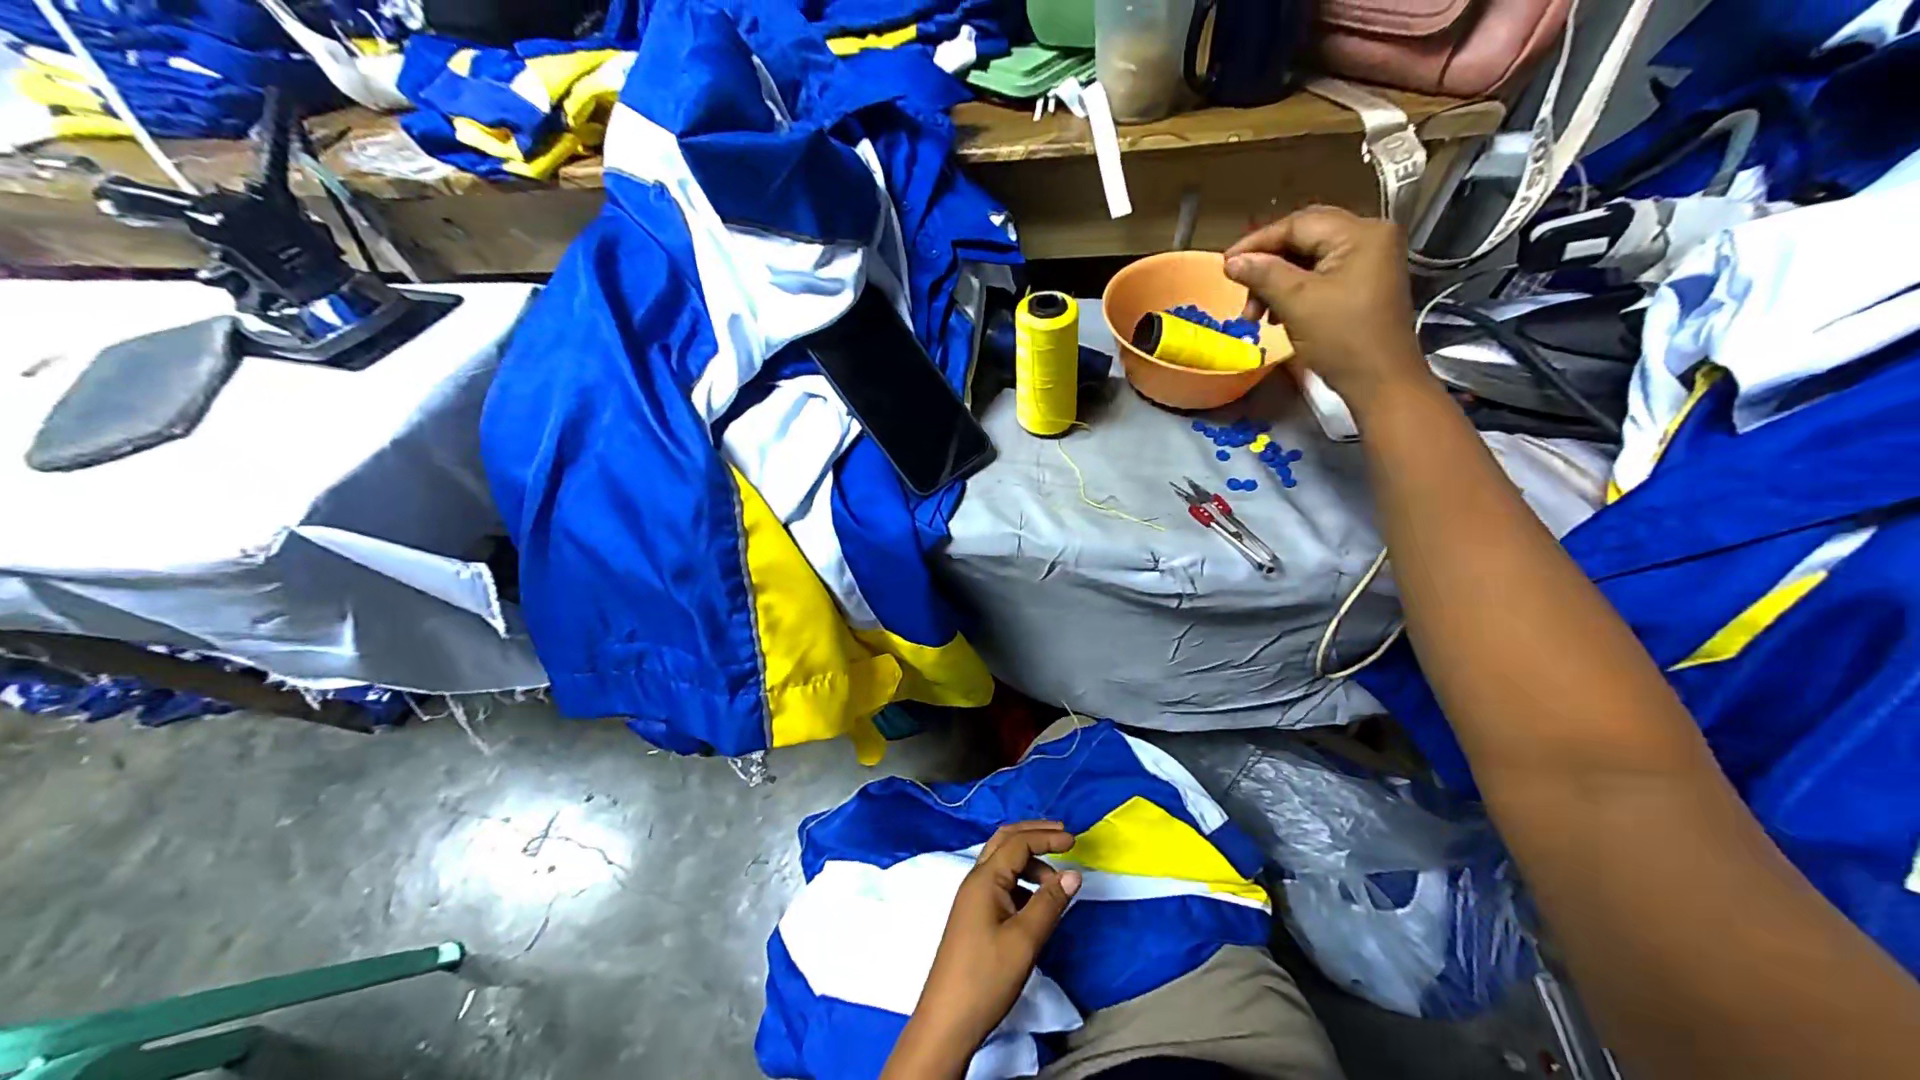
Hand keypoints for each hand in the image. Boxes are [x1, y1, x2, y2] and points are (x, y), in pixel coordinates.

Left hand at [880, 822, 1082, 1079]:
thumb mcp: (1025, 940)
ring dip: (1030, 862)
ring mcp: (973, 899)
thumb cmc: (986, 976)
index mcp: (984, 879)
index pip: (1018, 842)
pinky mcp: (975, 916)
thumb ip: (1050, 903)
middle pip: (1005, 841)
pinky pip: (1001, 884)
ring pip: (1003, 863)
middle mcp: (975, 881)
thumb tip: (1073, 873)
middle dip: (1034, 834)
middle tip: (1064, 837)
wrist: (947, 1020)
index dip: (1047, 837)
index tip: (1075, 841)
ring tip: (1056, 883)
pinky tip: (1037, 903)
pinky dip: (1023, 882)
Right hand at [1223, 206, 1432, 410]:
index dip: (1257, 243)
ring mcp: (1369, 260)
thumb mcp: (1297, 303)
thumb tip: (1232, 261)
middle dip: (1267, 264)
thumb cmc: (1343, 339)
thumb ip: (1263, 274)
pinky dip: (1293, 290)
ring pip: (1309, 258)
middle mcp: (1370, 237)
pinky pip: (1320, 275)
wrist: (1381, 381)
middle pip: (1304, 237)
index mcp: (1360, 233)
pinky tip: (1276, 314)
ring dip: (1276, 281)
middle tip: (1240, 288)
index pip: (1298, 225)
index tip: (1225, 265)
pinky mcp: (1363, 283)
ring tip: (1256, 313)